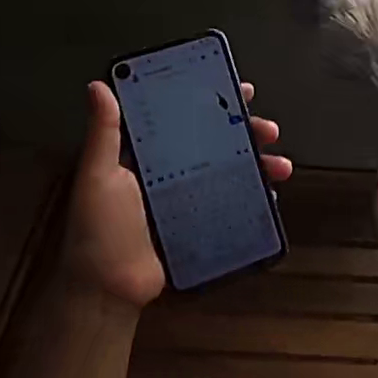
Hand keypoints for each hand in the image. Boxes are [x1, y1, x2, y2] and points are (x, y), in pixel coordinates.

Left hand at [64, 80, 292, 307]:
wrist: (109, 292)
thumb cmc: (99, 230)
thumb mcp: (98, 176)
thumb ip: (105, 132)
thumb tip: (98, 85)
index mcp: (146, 152)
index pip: (183, 116)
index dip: (211, 100)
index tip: (239, 89)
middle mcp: (170, 169)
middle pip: (215, 140)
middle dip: (246, 131)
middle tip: (269, 129)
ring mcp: (188, 197)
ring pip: (229, 169)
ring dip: (258, 163)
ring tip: (280, 165)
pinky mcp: (200, 222)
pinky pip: (231, 201)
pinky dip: (253, 194)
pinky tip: (270, 192)